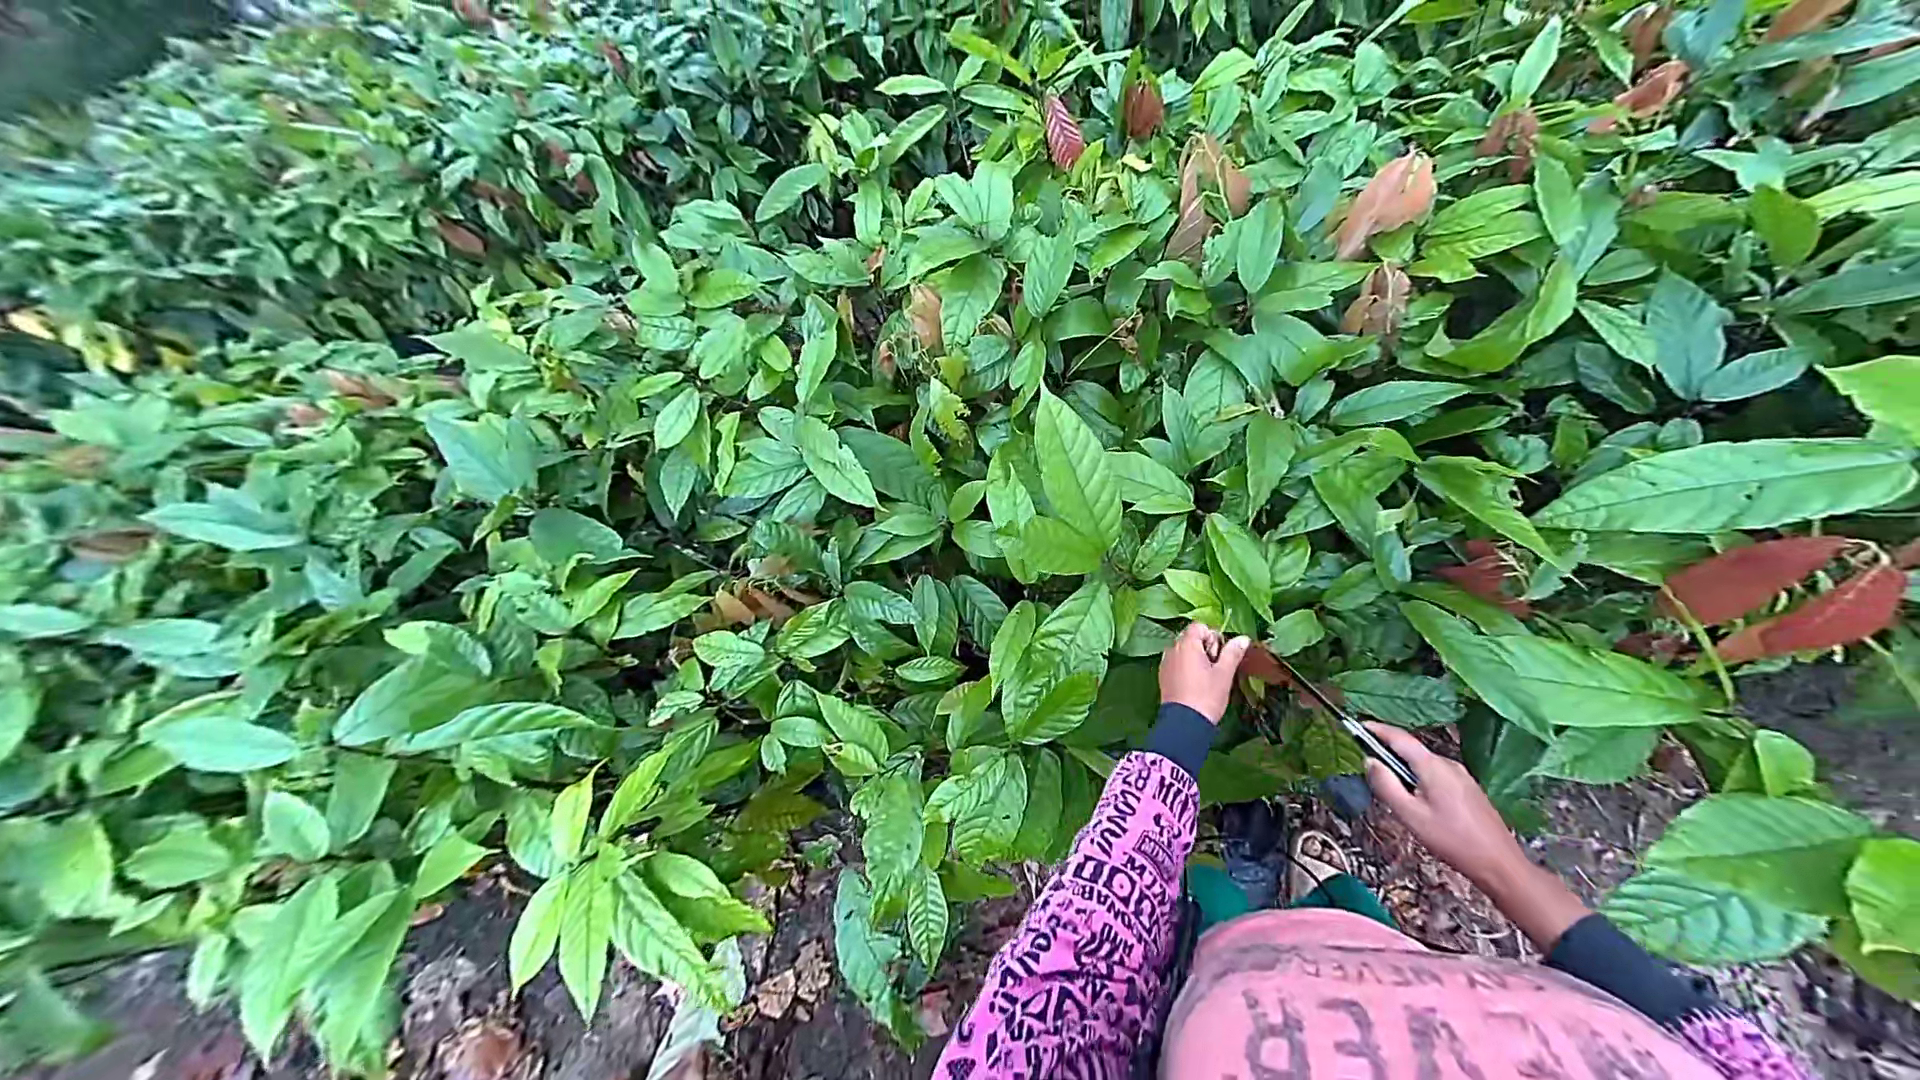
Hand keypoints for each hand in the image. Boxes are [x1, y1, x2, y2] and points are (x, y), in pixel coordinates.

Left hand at [1158, 623, 1250, 724]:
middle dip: (1205, 647)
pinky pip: (1177, 662)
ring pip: (1184, 650)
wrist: (1185, 721)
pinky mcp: (1163, 674)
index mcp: (1186, 644)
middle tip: (1215, 667)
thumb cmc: (1207, 696)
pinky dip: (1186, 667)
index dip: (1213, 637)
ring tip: (1206, 677)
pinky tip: (1195, 683)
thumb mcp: (1224, 674)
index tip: (1220, 655)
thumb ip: (1232, 653)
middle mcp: (1172, 649)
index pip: (1199, 626)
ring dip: (1196, 657)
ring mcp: (1165, 661)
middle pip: (1191, 637)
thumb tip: (1243, 638)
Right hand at [1362, 722, 1589, 948]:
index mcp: (1433, 766)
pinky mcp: (1468, 788)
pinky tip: (1417, 799)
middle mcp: (1449, 764)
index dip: (1375, 729)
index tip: (1356, 726)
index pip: (1399, 737)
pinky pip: (1436, 773)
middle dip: (1387, 752)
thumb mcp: (1409, 814)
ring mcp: (1462, 775)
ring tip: (1392, 788)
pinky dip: (1419, 776)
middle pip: (1411, 749)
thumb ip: (1385, 784)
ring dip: (1404, 767)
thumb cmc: (1452, 840)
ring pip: (1423, 763)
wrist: (1500, 865)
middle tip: (1368, 765)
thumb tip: (1369, 761)